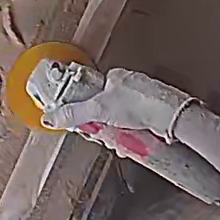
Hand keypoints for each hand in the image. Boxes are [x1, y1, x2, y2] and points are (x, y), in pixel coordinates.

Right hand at [41, 68, 196, 141]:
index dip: (89, 110)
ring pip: (124, 119)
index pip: (95, 92)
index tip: (88, 122)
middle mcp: (131, 85)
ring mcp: (145, 98)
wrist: (169, 116)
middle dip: (105, 126)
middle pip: (109, 109)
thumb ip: (73, 114)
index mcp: (116, 76)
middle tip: (105, 135)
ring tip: (121, 142)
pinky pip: (138, 125)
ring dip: (120, 134)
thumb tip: (50, 117)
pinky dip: (134, 136)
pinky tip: (134, 142)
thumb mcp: (98, 109)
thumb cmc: (139, 104)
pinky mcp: (155, 112)